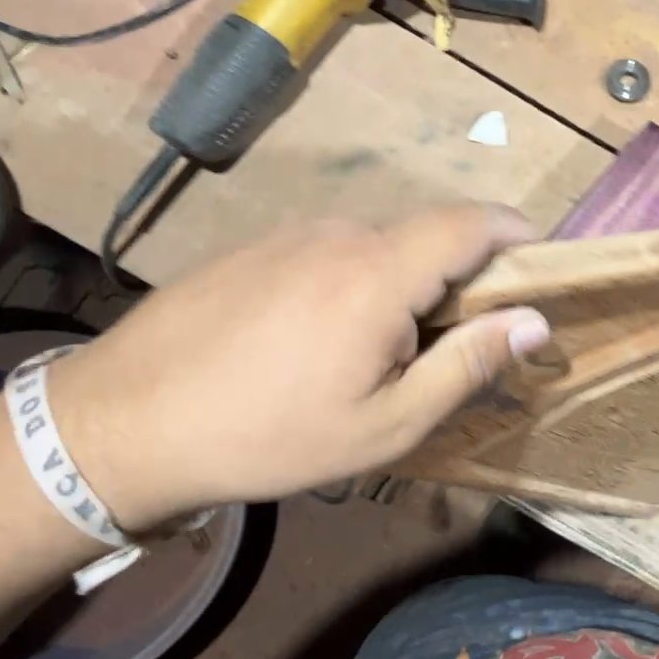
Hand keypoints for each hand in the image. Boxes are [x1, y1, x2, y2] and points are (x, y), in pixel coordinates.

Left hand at [50, 204, 550, 530]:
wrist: (117, 426)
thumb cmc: (269, 435)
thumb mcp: (387, 422)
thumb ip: (468, 364)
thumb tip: (535, 321)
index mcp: (378, 274)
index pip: (473, 223)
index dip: (518, 233)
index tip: (542, 264)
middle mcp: (340, 236)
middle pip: (430, 235)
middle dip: (462, 275)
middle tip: (456, 339)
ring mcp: (290, 235)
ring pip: (381, 245)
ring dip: (407, 282)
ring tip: (381, 350)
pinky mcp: (255, 247)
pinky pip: (334, 252)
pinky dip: (359, 280)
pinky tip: (322, 339)